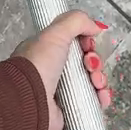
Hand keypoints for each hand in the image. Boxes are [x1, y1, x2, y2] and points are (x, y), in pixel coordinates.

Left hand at [12, 10, 113, 129]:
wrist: (29, 101)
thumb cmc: (39, 64)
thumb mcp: (55, 33)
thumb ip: (76, 21)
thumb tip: (96, 26)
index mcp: (47, 49)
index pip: (74, 42)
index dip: (86, 42)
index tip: (88, 45)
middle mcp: (55, 69)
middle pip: (86, 61)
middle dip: (94, 61)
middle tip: (90, 65)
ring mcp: (64, 90)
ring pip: (92, 80)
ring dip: (100, 79)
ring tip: (96, 83)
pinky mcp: (72, 108)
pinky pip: (93, 100)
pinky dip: (101, 98)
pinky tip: (102, 97)